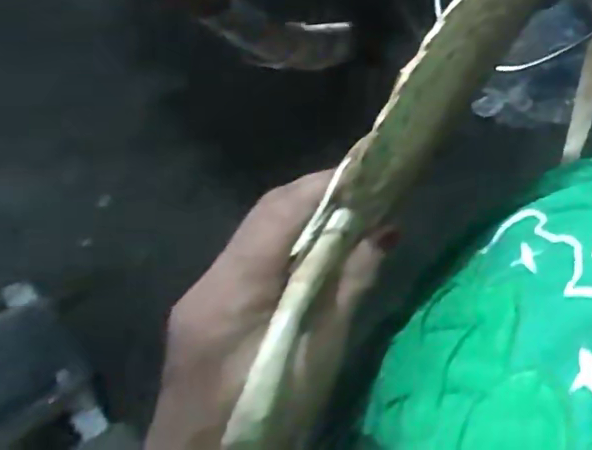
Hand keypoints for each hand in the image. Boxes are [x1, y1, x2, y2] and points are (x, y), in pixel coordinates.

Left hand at [144, 170, 386, 449]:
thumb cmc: (266, 416)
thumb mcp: (320, 353)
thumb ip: (350, 284)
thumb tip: (386, 230)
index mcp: (231, 289)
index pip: (279, 211)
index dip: (325, 186)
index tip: (368, 174)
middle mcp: (210, 280)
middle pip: (268, 212)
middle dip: (319, 194)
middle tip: (366, 192)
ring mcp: (205, 293)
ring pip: (261, 229)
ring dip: (306, 216)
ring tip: (351, 214)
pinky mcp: (211, 308)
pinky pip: (255, 254)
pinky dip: (291, 241)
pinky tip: (321, 250)